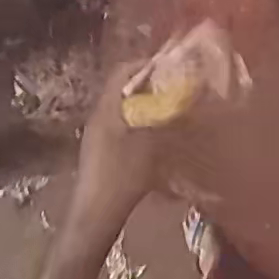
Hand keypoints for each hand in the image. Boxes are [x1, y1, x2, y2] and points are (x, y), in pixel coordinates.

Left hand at [69, 59, 157, 229]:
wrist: (95, 214)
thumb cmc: (121, 175)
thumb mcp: (150, 144)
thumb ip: (165, 117)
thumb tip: (183, 98)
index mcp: (107, 108)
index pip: (123, 71)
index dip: (146, 64)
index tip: (170, 66)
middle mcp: (99, 115)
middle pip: (123, 87)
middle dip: (149, 83)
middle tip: (174, 86)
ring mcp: (97, 133)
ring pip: (123, 106)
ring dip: (145, 103)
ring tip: (169, 107)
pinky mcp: (100, 149)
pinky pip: (121, 122)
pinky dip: (139, 119)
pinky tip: (156, 133)